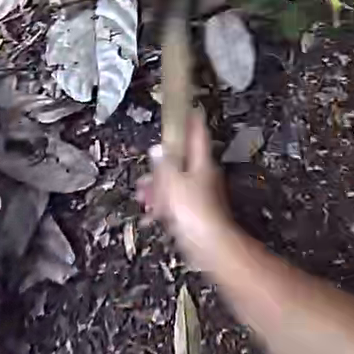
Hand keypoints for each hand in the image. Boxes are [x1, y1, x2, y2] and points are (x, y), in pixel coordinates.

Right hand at [136, 106, 238, 268]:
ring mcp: (202, 193)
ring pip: (177, 181)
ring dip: (159, 186)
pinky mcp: (197, 211)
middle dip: (163, 163)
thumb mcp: (173, 184)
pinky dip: (164, 203)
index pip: (197, 132)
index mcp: (202, 162)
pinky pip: (178, 200)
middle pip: (183, 159)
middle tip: (146, 170)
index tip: (184, 106)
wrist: (212, 247)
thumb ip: (164, 165)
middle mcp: (204, 174)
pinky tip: (152, 213)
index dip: (191, 118)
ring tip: (142, 196)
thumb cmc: (194, 212)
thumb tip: (158, 148)